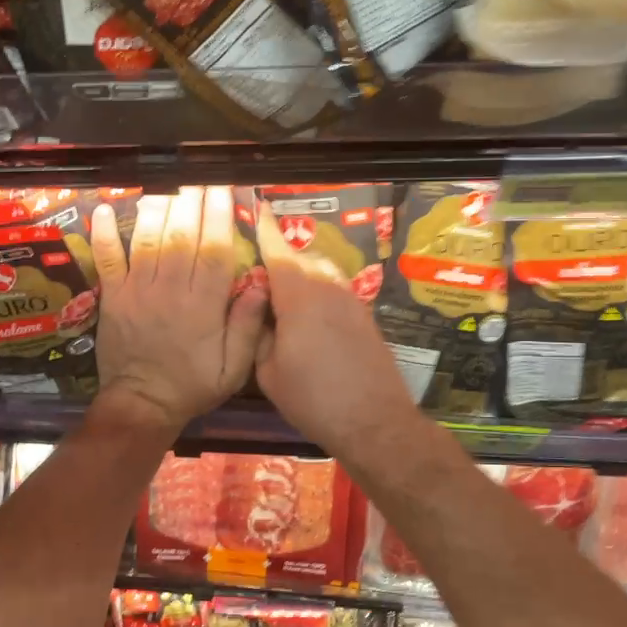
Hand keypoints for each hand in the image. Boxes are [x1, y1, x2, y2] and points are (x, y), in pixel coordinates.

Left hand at [89, 187, 268, 431]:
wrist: (142, 404)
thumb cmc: (193, 385)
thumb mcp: (234, 368)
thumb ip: (248, 325)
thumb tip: (261, 282)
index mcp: (203, 305)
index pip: (214, 250)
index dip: (220, 216)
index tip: (224, 189)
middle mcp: (170, 290)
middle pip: (182, 236)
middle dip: (191, 202)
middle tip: (198, 176)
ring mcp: (137, 291)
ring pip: (147, 239)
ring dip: (156, 208)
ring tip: (166, 185)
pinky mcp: (112, 296)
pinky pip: (106, 259)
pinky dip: (103, 233)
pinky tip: (105, 208)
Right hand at [252, 198, 422, 462]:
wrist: (374, 422)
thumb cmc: (313, 398)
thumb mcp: (266, 371)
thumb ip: (258, 332)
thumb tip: (256, 310)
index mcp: (299, 295)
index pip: (277, 248)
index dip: (262, 226)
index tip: (252, 204)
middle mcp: (327, 287)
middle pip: (299, 256)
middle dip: (277, 253)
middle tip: (252, 264)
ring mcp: (350, 299)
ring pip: (318, 271)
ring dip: (298, 272)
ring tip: (275, 290)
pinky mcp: (362, 315)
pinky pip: (331, 288)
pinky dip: (313, 289)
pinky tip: (301, 313)